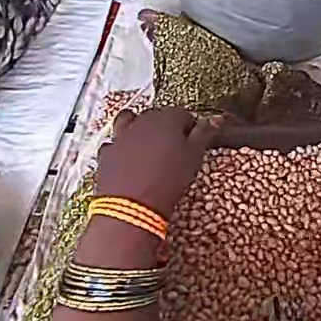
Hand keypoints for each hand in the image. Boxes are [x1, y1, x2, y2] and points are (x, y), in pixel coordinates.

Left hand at [93, 108, 219, 216]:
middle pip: (155, 115)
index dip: (189, 126)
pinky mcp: (106, 153)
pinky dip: (121, 147)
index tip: (193, 140)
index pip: (181, 114)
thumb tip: (214, 119)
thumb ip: (203, 135)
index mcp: (166, 120)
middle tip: (174, 147)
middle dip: (165, 126)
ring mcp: (120, 137)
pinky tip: (127, 159)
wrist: (132, 207)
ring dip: (139, 128)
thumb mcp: (193, 158)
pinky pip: (114, 144)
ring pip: (129, 122)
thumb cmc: (168, 182)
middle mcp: (141, 122)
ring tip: (148, 146)